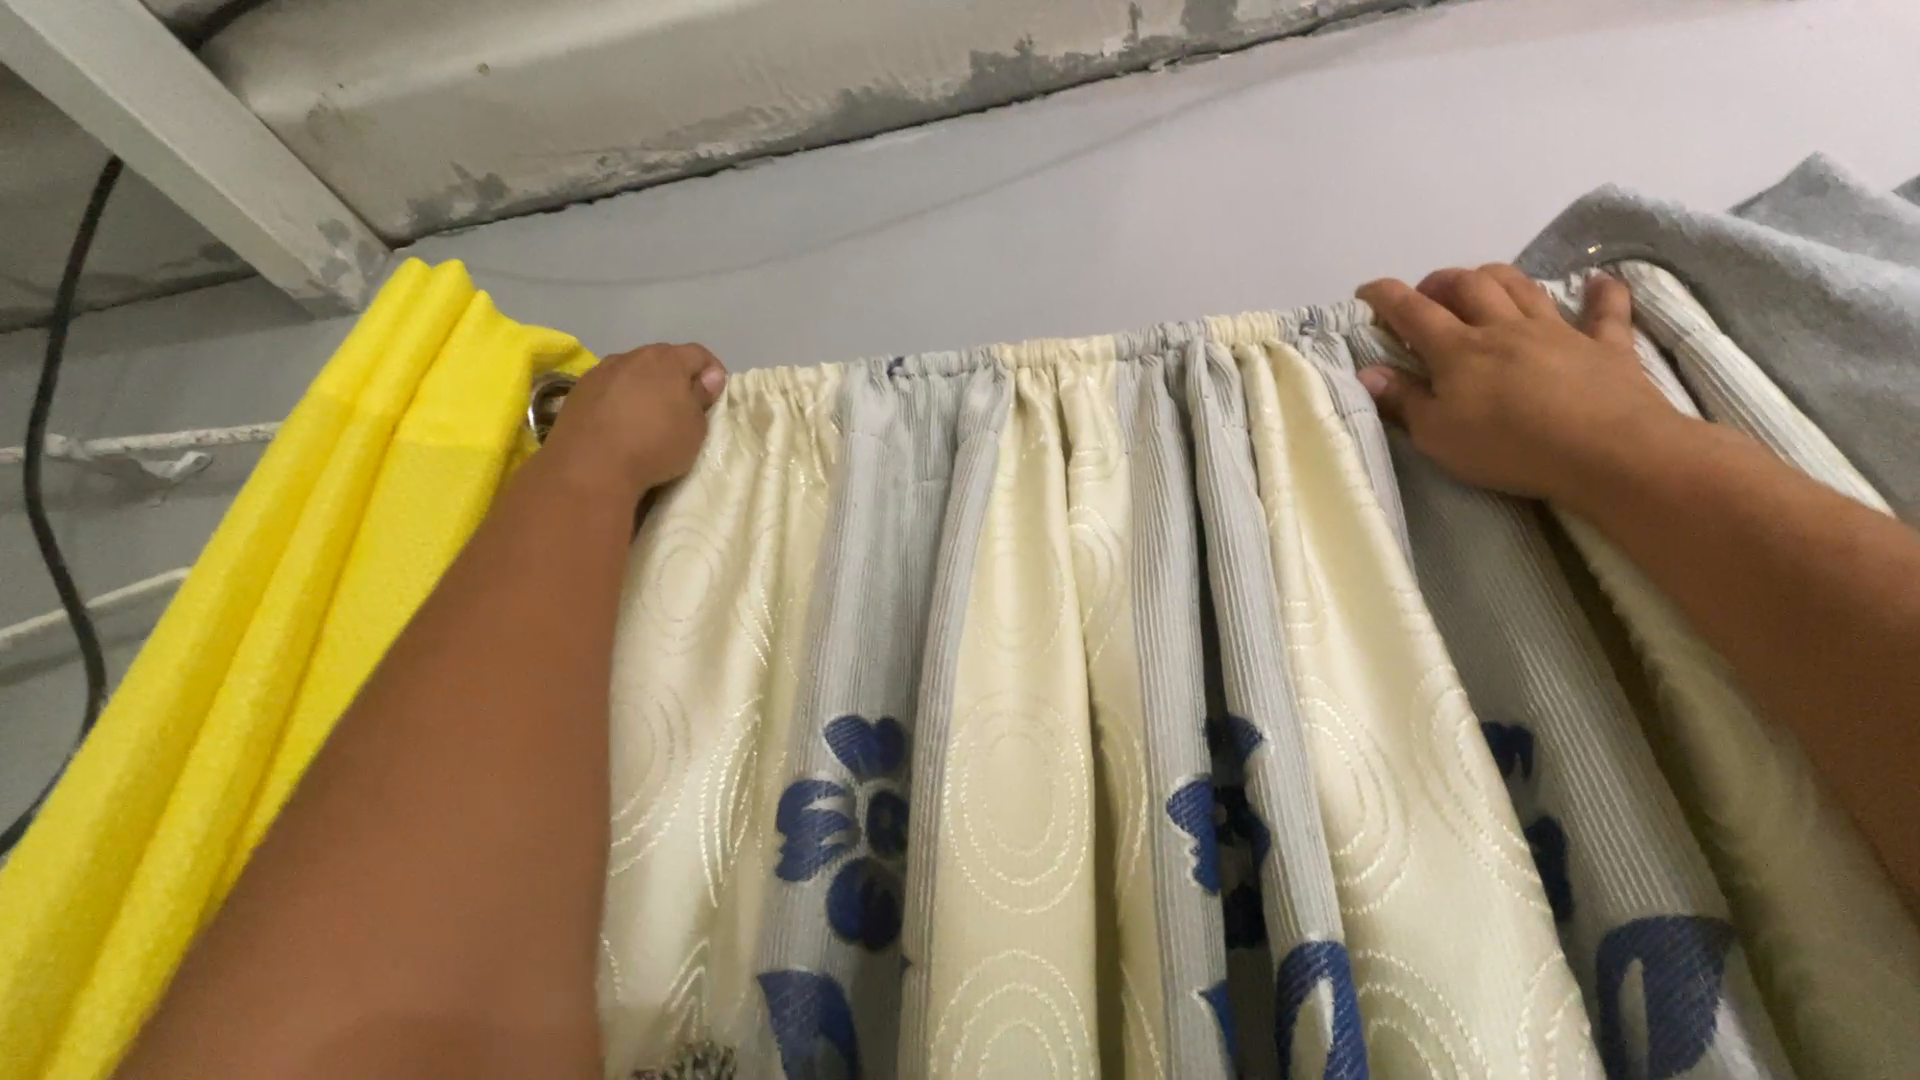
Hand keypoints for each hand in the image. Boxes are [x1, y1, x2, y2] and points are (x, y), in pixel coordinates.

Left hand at [539, 343, 726, 498]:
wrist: (591, 467)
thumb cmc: (655, 445)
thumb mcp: (695, 428)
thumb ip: (702, 398)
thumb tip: (709, 378)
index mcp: (667, 360)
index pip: (698, 354)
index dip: (712, 372)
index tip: (716, 395)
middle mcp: (631, 356)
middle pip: (662, 359)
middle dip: (677, 378)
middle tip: (684, 407)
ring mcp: (600, 371)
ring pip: (632, 372)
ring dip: (645, 387)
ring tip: (649, 416)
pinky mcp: (578, 391)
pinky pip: (608, 388)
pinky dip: (620, 399)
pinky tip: (620, 424)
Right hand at [1354, 264, 1690, 504]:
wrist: (1606, 452)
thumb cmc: (1507, 447)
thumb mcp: (1436, 435)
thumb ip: (1402, 400)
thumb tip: (1369, 372)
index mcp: (1458, 350)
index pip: (1412, 311)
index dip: (1384, 296)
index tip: (1365, 291)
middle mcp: (1504, 329)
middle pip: (1469, 285)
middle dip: (1440, 282)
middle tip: (1426, 295)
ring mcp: (1558, 332)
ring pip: (1522, 287)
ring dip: (1495, 277)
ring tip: (1480, 284)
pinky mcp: (1605, 346)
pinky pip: (1606, 311)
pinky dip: (1601, 294)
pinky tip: (1600, 282)